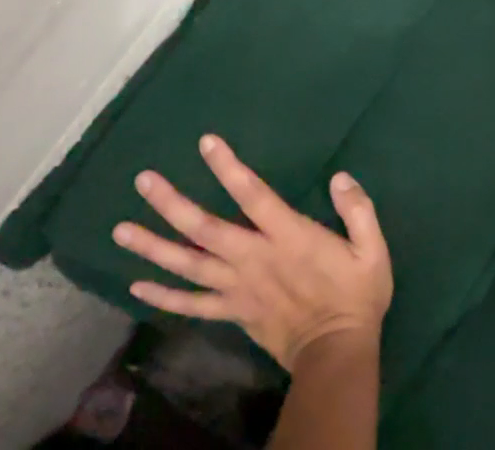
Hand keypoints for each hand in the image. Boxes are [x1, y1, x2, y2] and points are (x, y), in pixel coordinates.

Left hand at [114, 135, 392, 371]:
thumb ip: (358, 210)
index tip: (207, 143)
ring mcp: (238, 287)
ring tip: (121, 231)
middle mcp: (254, 258)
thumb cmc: (356, 295)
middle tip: (143, 180)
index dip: (229, 168)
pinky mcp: (233, 312)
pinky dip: (162, 297)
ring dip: (153, 246)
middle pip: (204, 228)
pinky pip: (191, 304)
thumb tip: (340, 177)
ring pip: (188, 264)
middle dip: (172, 203)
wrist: (338, 350)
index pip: (253, 195)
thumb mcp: (372, 249)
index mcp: (289, 237)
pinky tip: (136, 286)